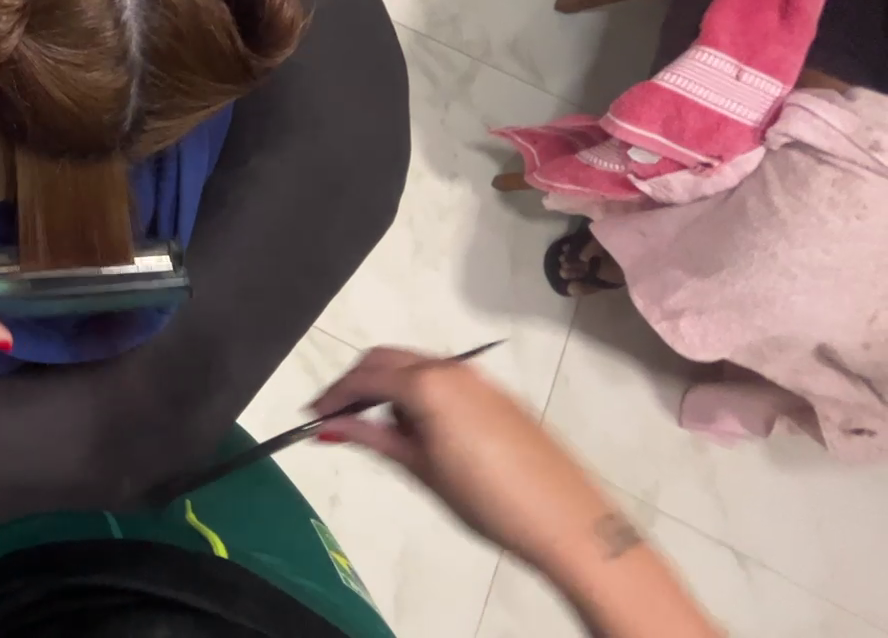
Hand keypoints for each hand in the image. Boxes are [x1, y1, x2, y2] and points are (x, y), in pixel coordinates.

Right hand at [311, 348, 621, 570]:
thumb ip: (368, 437)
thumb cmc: (488, 500)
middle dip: (358, 383)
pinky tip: (424, 431)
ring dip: (390, 387)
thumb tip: (327, 426)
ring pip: (415, 367)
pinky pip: (443, 380)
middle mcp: (450, 369)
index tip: (313, 415)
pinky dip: (419, 393)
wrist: (575, 529)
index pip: (363, 378)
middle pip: (385, 360)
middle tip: (340, 416)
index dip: (333, 395)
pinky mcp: (499, 396)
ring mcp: (479, 380)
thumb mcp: (419, 468)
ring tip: (387, 431)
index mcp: (427, 383)